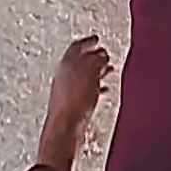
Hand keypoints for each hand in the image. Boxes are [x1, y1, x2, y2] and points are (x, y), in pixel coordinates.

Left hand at [36, 35, 111, 170]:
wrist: (64, 132)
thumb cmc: (75, 102)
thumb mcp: (92, 73)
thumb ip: (97, 60)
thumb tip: (102, 55)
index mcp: (65, 64)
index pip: (77, 46)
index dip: (88, 41)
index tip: (96, 38)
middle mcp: (62, 77)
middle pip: (79, 61)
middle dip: (93, 56)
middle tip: (105, 54)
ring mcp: (65, 93)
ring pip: (83, 76)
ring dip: (96, 72)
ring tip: (108, 71)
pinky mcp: (70, 107)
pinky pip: (85, 91)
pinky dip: (95, 87)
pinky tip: (102, 91)